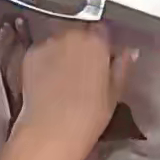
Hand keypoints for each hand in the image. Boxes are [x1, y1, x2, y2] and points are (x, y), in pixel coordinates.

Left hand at [12, 24, 133, 159]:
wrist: (51, 130)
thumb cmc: (88, 116)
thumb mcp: (113, 94)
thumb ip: (121, 67)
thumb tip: (129, 51)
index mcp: (96, 41)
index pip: (102, 29)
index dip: (102, 43)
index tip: (102, 57)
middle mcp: (71, 35)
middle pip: (79, 32)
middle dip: (82, 45)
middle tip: (84, 70)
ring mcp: (48, 43)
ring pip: (60, 40)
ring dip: (63, 51)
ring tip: (64, 76)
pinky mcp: (30, 53)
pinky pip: (42, 51)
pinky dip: (45, 60)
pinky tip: (48, 80)